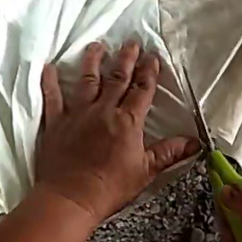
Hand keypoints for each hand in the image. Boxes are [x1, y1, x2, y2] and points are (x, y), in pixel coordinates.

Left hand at [33, 42, 199, 221]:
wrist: (70, 198)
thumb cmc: (108, 188)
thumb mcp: (144, 171)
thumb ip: (168, 153)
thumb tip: (192, 144)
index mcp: (127, 122)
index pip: (142, 91)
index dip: (148, 73)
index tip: (152, 58)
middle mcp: (103, 111)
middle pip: (117, 78)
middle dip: (126, 59)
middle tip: (131, 43)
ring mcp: (78, 114)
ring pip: (87, 80)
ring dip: (93, 61)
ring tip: (97, 46)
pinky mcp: (56, 123)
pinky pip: (52, 97)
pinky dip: (50, 82)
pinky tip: (49, 68)